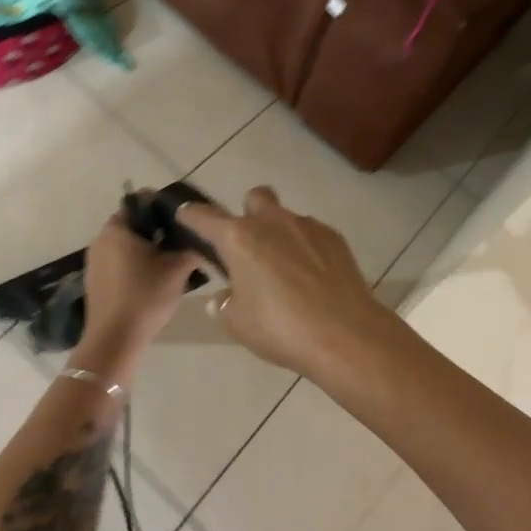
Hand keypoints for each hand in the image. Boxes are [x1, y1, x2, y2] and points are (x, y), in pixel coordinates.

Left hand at [79, 200, 204, 362]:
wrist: (115, 340)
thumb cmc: (145, 297)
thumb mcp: (177, 271)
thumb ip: (190, 249)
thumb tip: (200, 237)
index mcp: (118, 229)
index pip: (139, 202)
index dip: (161, 206)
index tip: (180, 219)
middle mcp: (101, 239)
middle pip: (132, 225)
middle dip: (155, 230)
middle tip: (180, 241)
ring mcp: (94, 261)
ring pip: (124, 245)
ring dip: (144, 249)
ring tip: (169, 261)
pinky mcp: (94, 281)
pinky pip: (117, 262)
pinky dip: (133, 264)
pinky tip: (151, 280)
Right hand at [177, 187, 393, 376]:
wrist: (344, 333)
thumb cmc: (281, 328)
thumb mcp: (238, 323)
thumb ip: (226, 303)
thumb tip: (226, 295)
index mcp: (240, 239)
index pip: (205, 216)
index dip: (192, 215)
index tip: (186, 215)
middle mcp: (272, 222)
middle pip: (255, 197)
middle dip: (249, 213)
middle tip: (249, 247)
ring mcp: (308, 226)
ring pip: (287, 217)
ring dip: (280, 234)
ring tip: (286, 271)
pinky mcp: (335, 238)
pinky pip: (312, 234)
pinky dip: (307, 249)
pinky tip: (312, 278)